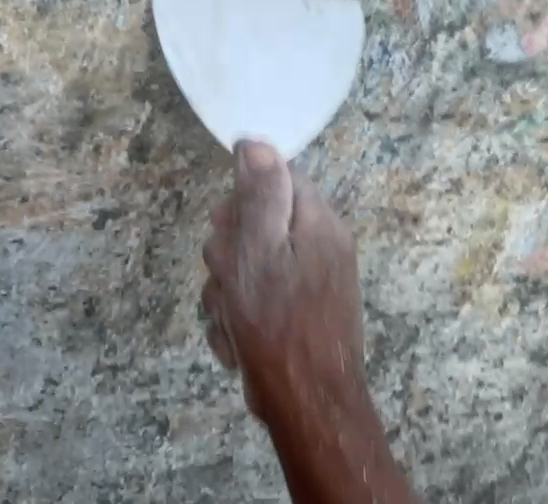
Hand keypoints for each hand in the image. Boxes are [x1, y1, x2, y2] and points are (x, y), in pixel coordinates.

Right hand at [202, 141, 366, 424]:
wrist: (306, 405)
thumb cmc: (276, 321)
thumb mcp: (258, 248)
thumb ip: (260, 193)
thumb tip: (255, 142)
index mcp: (317, 221)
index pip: (275, 176)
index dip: (241, 197)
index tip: (227, 227)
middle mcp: (320, 245)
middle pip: (257, 219)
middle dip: (228, 248)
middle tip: (227, 276)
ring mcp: (312, 280)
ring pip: (249, 260)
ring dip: (227, 285)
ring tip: (231, 314)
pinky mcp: (300, 311)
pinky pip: (257, 294)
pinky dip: (240, 312)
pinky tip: (237, 335)